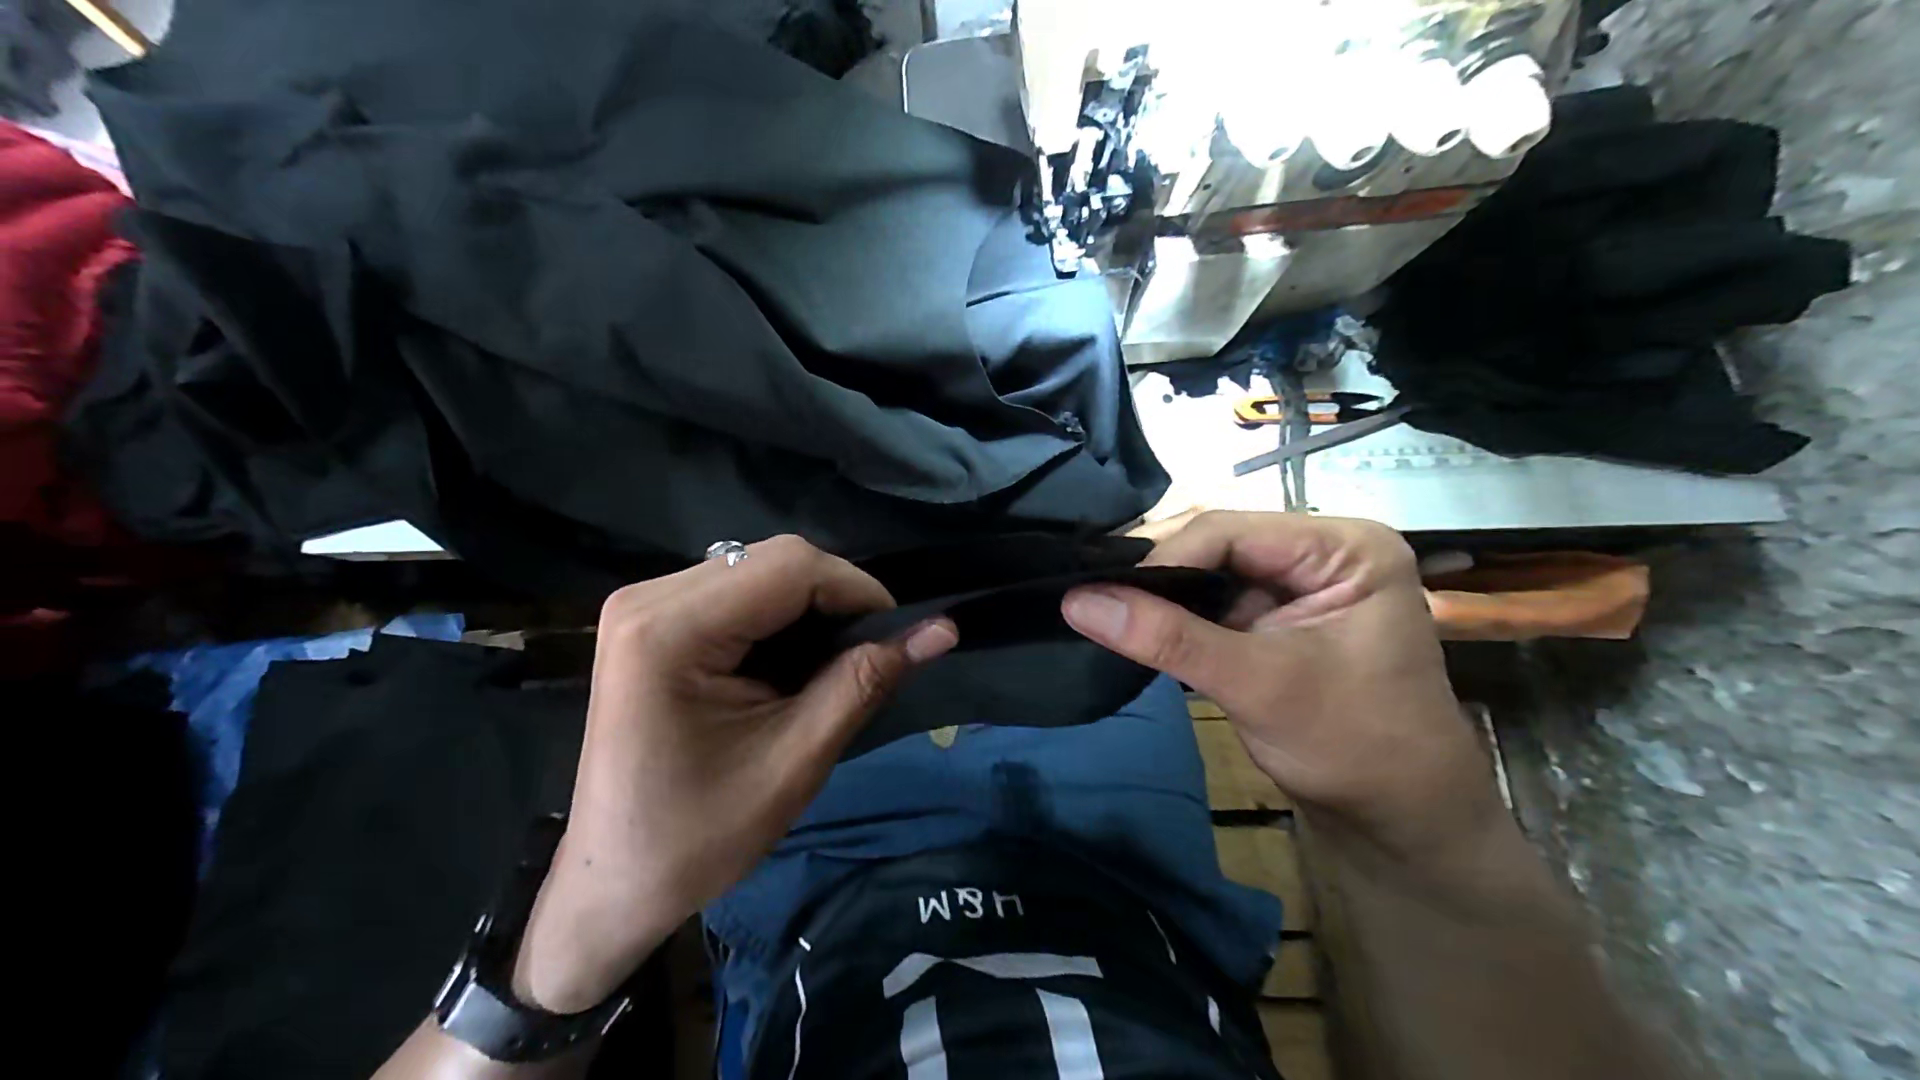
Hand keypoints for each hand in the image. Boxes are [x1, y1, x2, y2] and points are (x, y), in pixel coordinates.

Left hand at [514, 536, 957, 1012]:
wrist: (613, 884)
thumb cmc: (697, 837)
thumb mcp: (796, 762)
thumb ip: (865, 681)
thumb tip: (941, 630)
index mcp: (668, 631)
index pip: (790, 566)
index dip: (858, 592)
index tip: (898, 639)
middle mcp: (647, 598)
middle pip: (774, 561)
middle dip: (835, 601)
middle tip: (866, 657)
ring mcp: (643, 605)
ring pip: (759, 569)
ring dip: (809, 609)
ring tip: (830, 665)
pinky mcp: (650, 620)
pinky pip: (736, 590)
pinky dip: (779, 617)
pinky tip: (788, 663)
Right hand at [1062, 512, 1503, 873]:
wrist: (1399, 821)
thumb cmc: (1353, 747)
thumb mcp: (1258, 685)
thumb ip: (1168, 638)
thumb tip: (1075, 602)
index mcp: (1344, 546)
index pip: (1230, 531)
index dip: (1163, 559)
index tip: (1103, 594)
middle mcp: (1321, 551)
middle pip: (1216, 544)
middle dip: (1159, 575)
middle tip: (1095, 599)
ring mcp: (1299, 583)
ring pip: (1208, 571)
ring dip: (1162, 595)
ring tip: (1108, 611)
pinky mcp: (1277, 614)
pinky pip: (1213, 600)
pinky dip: (1177, 616)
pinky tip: (1141, 627)